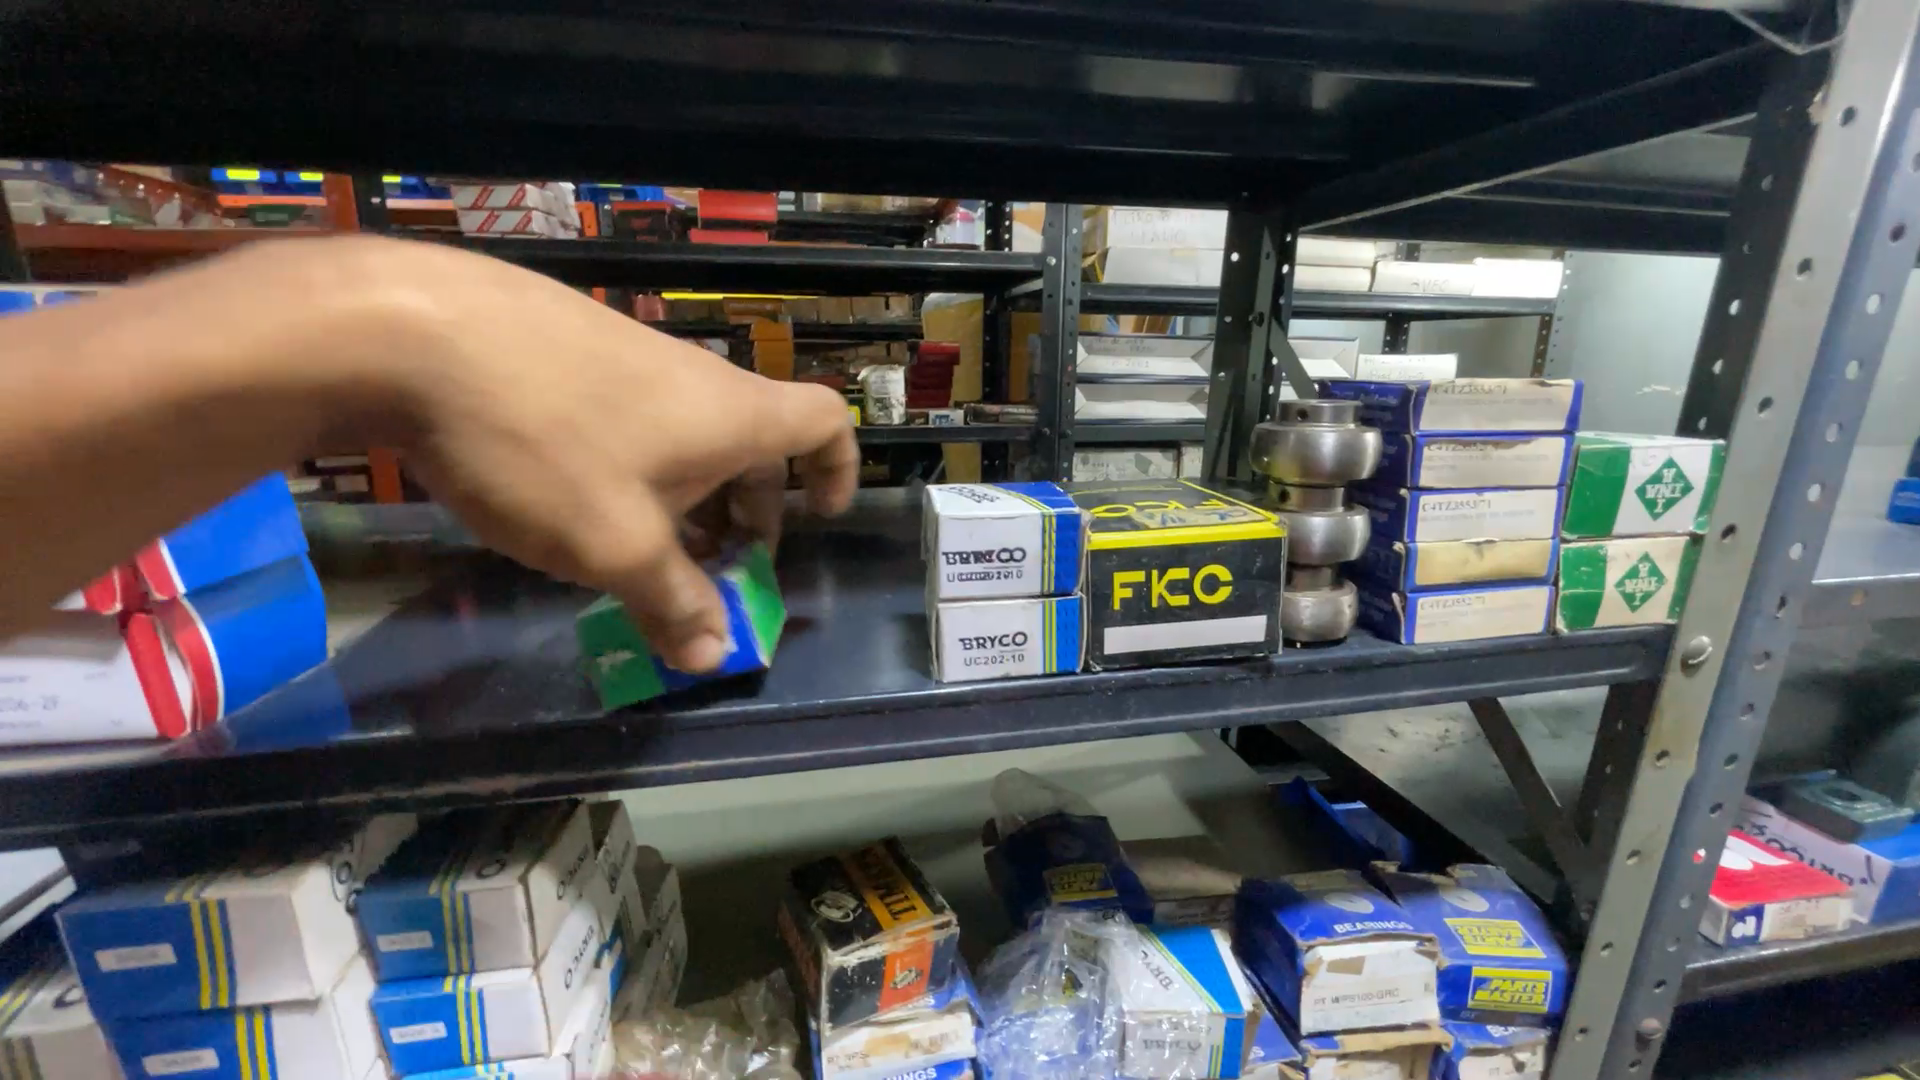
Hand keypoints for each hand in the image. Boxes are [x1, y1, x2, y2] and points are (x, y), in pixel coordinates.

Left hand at [346, 238, 858, 672]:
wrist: (406, 330)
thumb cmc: (546, 444)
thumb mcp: (616, 545)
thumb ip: (674, 602)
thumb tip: (713, 657)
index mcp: (735, 416)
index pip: (827, 422)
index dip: (840, 468)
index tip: (822, 516)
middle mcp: (699, 379)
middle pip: (759, 442)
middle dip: (755, 509)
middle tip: (722, 563)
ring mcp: (635, 360)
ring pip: (694, 434)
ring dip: (694, 495)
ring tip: (647, 545)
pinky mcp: (577, 354)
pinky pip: (640, 417)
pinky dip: (643, 466)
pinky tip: (579, 499)